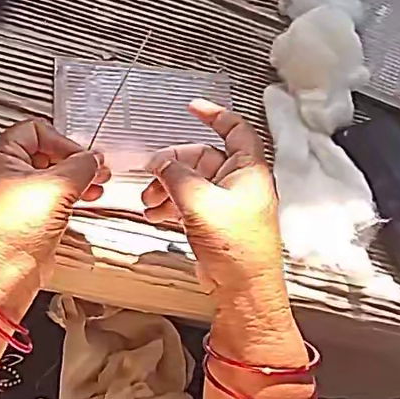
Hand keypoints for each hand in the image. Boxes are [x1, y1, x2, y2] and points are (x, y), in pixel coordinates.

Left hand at [0, 119, 108, 282]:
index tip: (81, 156)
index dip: (63, 141)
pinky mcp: (25, 214)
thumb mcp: (58, 186)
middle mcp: (2, 173)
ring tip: (94, 183)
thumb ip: (81, 165)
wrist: (7, 271)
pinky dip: (69, 193)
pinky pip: (51, 194)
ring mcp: (13, 194)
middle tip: (93, 168)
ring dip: (76, 177)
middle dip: (74, 160)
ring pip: (50, 173)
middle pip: (46, 151)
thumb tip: (92, 159)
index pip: (36, 130)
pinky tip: (84, 198)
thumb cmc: (14, 232)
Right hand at [141, 100, 285, 295]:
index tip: (193, 107)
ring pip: (192, 183)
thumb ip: (176, 176)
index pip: (234, 129)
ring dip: (168, 188)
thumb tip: (161, 163)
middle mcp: (240, 184)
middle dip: (174, 166)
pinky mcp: (218, 224)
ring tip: (151, 201)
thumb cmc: (238, 250)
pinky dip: (173, 205)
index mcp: (248, 171)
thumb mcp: (199, 202)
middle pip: (202, 159)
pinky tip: (158, 214)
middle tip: (152, 174)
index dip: (214, 114)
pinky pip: (191, 204)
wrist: (244, 291)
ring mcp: (229, 205)